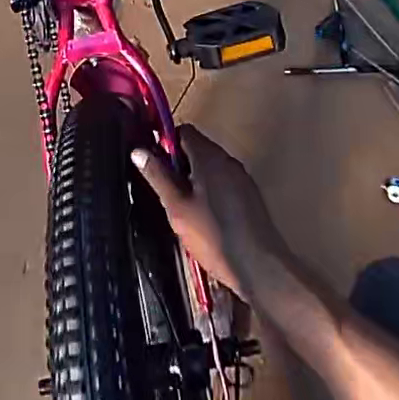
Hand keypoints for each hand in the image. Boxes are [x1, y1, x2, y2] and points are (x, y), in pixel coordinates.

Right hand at [131, 125, 290, 299]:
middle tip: (168, 192)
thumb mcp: (177, 208)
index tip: (156, 165)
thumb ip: (158, 176)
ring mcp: (241, 177)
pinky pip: (224, 181)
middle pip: (198, 148)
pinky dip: (211, 190)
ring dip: (194, 179)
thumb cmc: (215, 236)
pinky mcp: (250, 195)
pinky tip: (206, 218)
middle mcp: (227, 160)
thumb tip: (138, 152)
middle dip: (179, 164)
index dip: (166, 143)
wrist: (260, 268)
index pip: (184, 131)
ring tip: (185, 209)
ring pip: (210, 166)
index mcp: (209, 157)